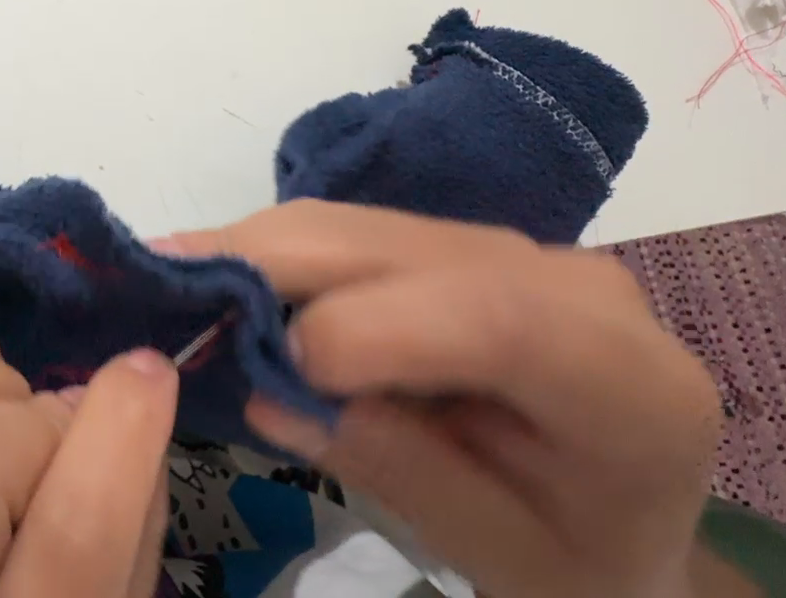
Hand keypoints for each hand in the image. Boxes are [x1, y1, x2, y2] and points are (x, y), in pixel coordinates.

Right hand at [156, 200, 729, 597]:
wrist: (622, 510)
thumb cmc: (575, 560)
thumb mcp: (500, 554)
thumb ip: (399, 470)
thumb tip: (270, 395)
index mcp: (626, 380)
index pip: (497, 321)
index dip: (371, 328)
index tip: (273, 369)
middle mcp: (566, 280)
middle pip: (400, 247)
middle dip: (270, 260)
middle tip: (160, 277)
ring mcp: (505, 246)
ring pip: (358, 224)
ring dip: (258, 247)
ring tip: (175, 272)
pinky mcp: (453, 242)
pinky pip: (352, 230)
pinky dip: (278, 252)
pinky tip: (223, 270)